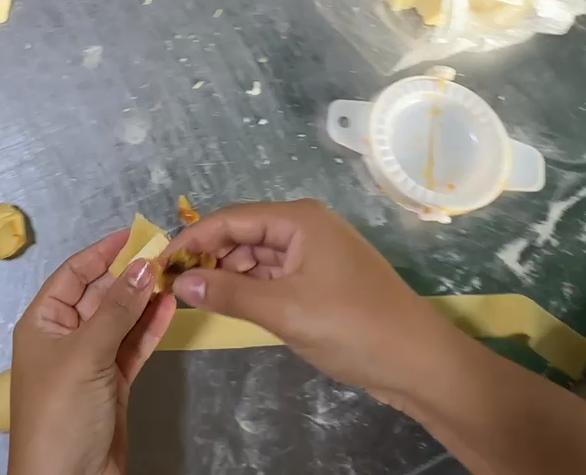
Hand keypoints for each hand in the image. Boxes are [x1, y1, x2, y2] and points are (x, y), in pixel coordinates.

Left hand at [10, 231, 175, 474]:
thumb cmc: (61, 411)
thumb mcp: (85, 354)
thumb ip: (117, 309)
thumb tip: (144, 265)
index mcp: (43, 321)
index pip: (73, 274)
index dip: (101, 253)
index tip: (132, 234)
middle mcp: (65, 336)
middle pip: (100, 294)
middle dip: (129, 274)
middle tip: (164, 253)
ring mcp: (91, 361)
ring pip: (121, 319)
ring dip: (144, 299)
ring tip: (173, 275)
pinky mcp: (114, 384)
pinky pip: (133, 346)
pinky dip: (150, 328)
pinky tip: (170, 307)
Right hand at [162, 200, 470, 402]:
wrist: (423, 366)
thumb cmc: (354, 327)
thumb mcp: (285, 311)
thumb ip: (229, 293)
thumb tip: (180, 281)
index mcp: (298, 219)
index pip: (231, 219)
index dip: (194, 238)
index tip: (161, 260)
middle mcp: (305, 225)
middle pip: (243, 233)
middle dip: (210, 256)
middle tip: (175, 282)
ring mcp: (316, 251)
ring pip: (257, 254)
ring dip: (229, 273)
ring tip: (197, 295)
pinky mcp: (322, 277)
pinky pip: (275, 272)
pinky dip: (251, 286)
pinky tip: (232, 302)